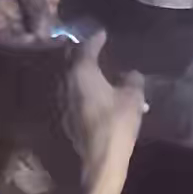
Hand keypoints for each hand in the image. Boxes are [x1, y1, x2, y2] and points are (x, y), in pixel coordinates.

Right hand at [0, 0, 69, 50]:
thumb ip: (33, 2)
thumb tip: (39, 33)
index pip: (0, 34)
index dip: (14, 44)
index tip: (34, 45)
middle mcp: (12, 9)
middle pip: (19, 37)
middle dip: (35, 46)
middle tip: (56, 50)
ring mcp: (31, 6)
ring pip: (37, 32)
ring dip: (50, 41)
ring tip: (66, 47)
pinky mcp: (48, 1)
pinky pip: (51, 21)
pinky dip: (60, 30)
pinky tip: (72, 37)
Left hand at [65, 31, 144, 185]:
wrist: (99, 160)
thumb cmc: (116, 124)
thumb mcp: (132, 99)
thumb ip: (132, 80)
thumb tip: (130, 73)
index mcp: (81, 70)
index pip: (87, 46)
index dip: (96, 38)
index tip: (103, 33)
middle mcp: (65, 80)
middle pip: (71, 59)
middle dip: (82, 51)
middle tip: (96, 48)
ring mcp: (60, 99)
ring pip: (69, 77)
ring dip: (80, 71)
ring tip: (95, 70)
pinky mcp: (62, 115)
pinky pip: (70, 93)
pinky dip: (80, 88)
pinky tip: (92, 93)